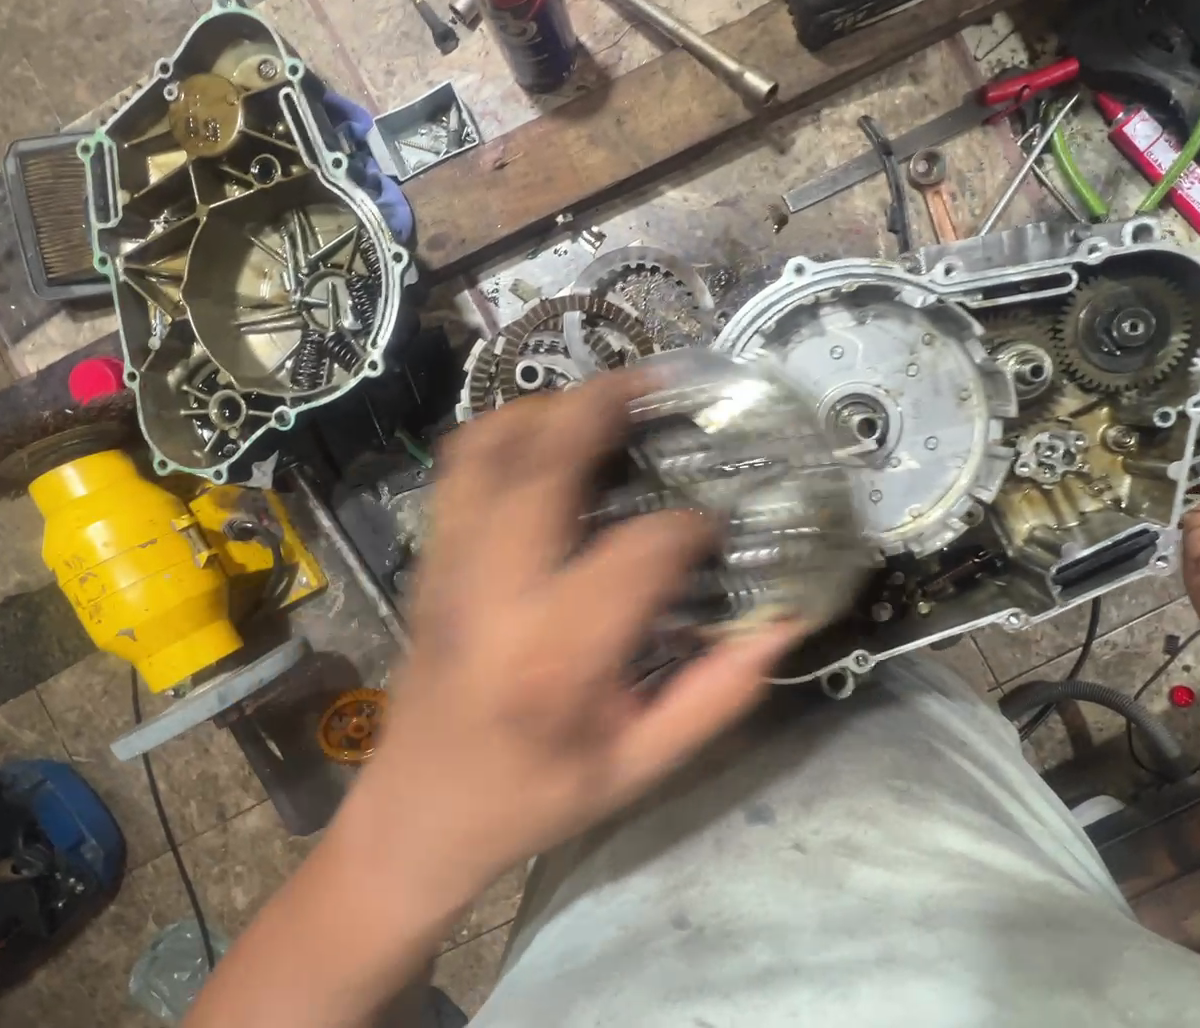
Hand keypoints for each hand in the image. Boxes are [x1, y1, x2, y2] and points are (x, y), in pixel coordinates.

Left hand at [345, 371, 804, 912]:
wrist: (416, 814)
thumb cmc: (532, 797)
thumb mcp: (638, 768)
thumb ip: (716, 696)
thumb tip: (783, 624)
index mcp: (556, 655)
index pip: (639, 551)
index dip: (689, 528)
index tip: (713, 530)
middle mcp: (494, 594)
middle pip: (545, 463)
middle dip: (605, 407)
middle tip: (658, 385)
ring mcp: (449, 567)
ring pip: (487, 448)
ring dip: (548, 409)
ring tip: (602, 404)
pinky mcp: (429, 560)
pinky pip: (459, 468)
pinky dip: (505, 434)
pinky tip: (546, 442)